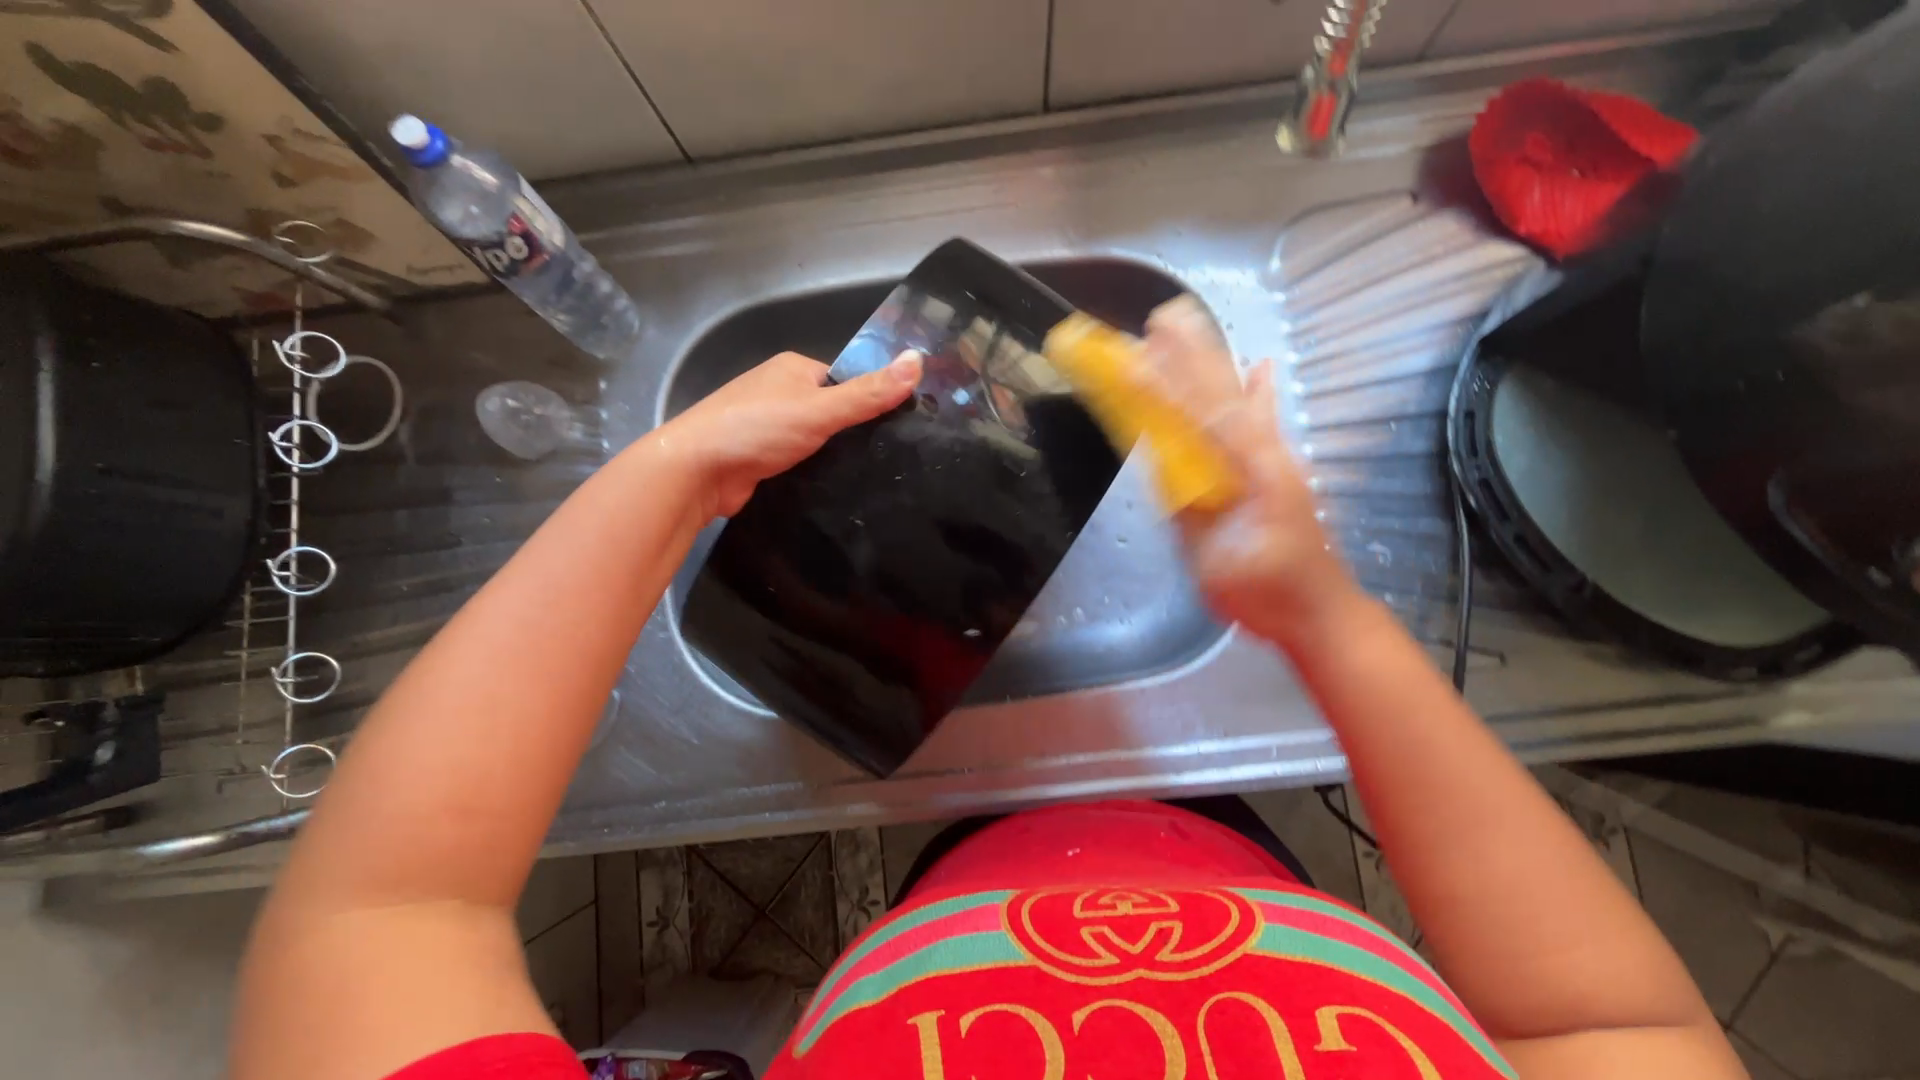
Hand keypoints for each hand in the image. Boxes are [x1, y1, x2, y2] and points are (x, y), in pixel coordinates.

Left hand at [650, 349, 922, 519]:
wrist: (696, 471)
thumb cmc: (757, 429)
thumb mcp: (821, 409)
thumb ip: (869, 393)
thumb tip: (919, 360)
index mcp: (793, 368)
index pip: (845, 380)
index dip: (869, 401)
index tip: (896, 428)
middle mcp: (778, 391)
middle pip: (831, 409)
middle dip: (851, 431)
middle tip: (884, 456)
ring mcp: (765, 425)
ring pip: (814, 437)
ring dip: (831, 454)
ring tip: (865, 474)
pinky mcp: (758, 457)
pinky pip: (797, 460)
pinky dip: (812, 471)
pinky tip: (831, 486)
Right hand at [1139, 296, 1360, 643]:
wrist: (1318, 612)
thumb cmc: (1266, 592)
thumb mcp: (1218, 560)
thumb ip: (1192, 511)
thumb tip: (1163, 468)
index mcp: (1248, 473)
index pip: (1200, 419)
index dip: (1165, 388)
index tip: (1132, 358)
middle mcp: (1263, 454)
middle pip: (1220, 396)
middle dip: (1188, 356)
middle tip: (1159, 319)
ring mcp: (1273, 459)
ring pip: (1238, 399)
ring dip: (1212, 362)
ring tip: (1188, 326)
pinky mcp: (1277, 470)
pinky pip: (1264, 422)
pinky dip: (1260, 392)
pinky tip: (1260, 365)